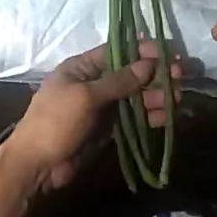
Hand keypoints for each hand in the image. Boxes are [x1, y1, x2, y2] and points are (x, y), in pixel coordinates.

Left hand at [0, 41, 175, 191]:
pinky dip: (148, 116)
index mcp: (80, 68)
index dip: (141, 50)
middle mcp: (93, 83)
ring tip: (176, 98)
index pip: (116, 51)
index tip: (167, 52)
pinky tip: (166, 117)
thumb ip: (118, 81)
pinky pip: (132, 118)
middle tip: (179, 76)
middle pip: (129, 74)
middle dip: (154, 74)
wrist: (36, 165)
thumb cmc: (54, 123)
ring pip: (134, 97)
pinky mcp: (107, 129)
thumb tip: (148, 64)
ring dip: (155, 96)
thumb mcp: (85, 97)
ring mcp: (101, 107)